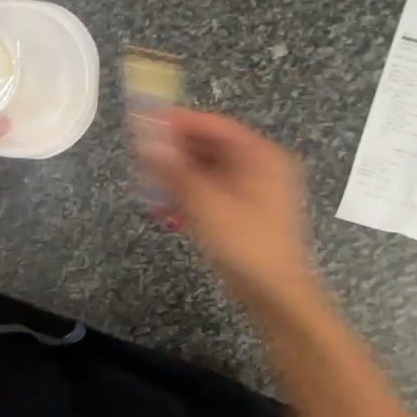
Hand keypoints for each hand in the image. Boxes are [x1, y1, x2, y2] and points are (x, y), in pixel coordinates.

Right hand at [135, 109, 316, 303]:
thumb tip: (146, 141)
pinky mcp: (250, 214)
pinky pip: (216, 193)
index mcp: (261, 155)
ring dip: (179, 178)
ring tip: (149, 187)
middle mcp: (263, 166)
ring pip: (210, 172)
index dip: (176, 123)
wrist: (276, 293)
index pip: (212, 125)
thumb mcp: (204, 202)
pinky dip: (192, 198)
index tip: (143, 122)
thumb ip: (173, 168)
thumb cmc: (245, 244)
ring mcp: (258, 191)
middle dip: (174, 154)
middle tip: (140, 158)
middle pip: (211, 147)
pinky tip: (168, 211)